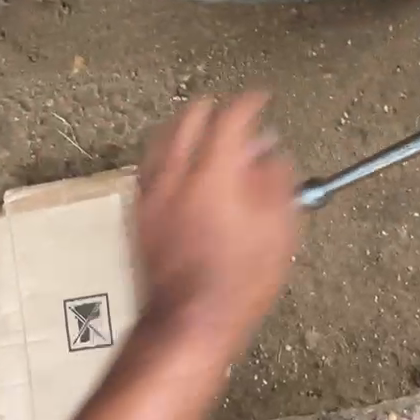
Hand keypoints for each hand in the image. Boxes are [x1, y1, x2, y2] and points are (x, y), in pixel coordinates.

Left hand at [134, 95, 299, 355]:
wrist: (192, 320)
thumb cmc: (237, 282)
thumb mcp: (279, 229)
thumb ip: (276, 180)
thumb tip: (271, 153)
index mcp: (214, 173)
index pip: (231, 117)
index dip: (250, 102)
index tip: (260, 99)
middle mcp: (177, 175)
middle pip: (189, 117)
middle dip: (214, 108)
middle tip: (232, 114)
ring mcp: (153, 193)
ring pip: (163, 137)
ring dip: (186, 126)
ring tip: (204, 131)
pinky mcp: (140, 212)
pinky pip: (150, 165)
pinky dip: (168, 153)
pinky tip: (179, 164)